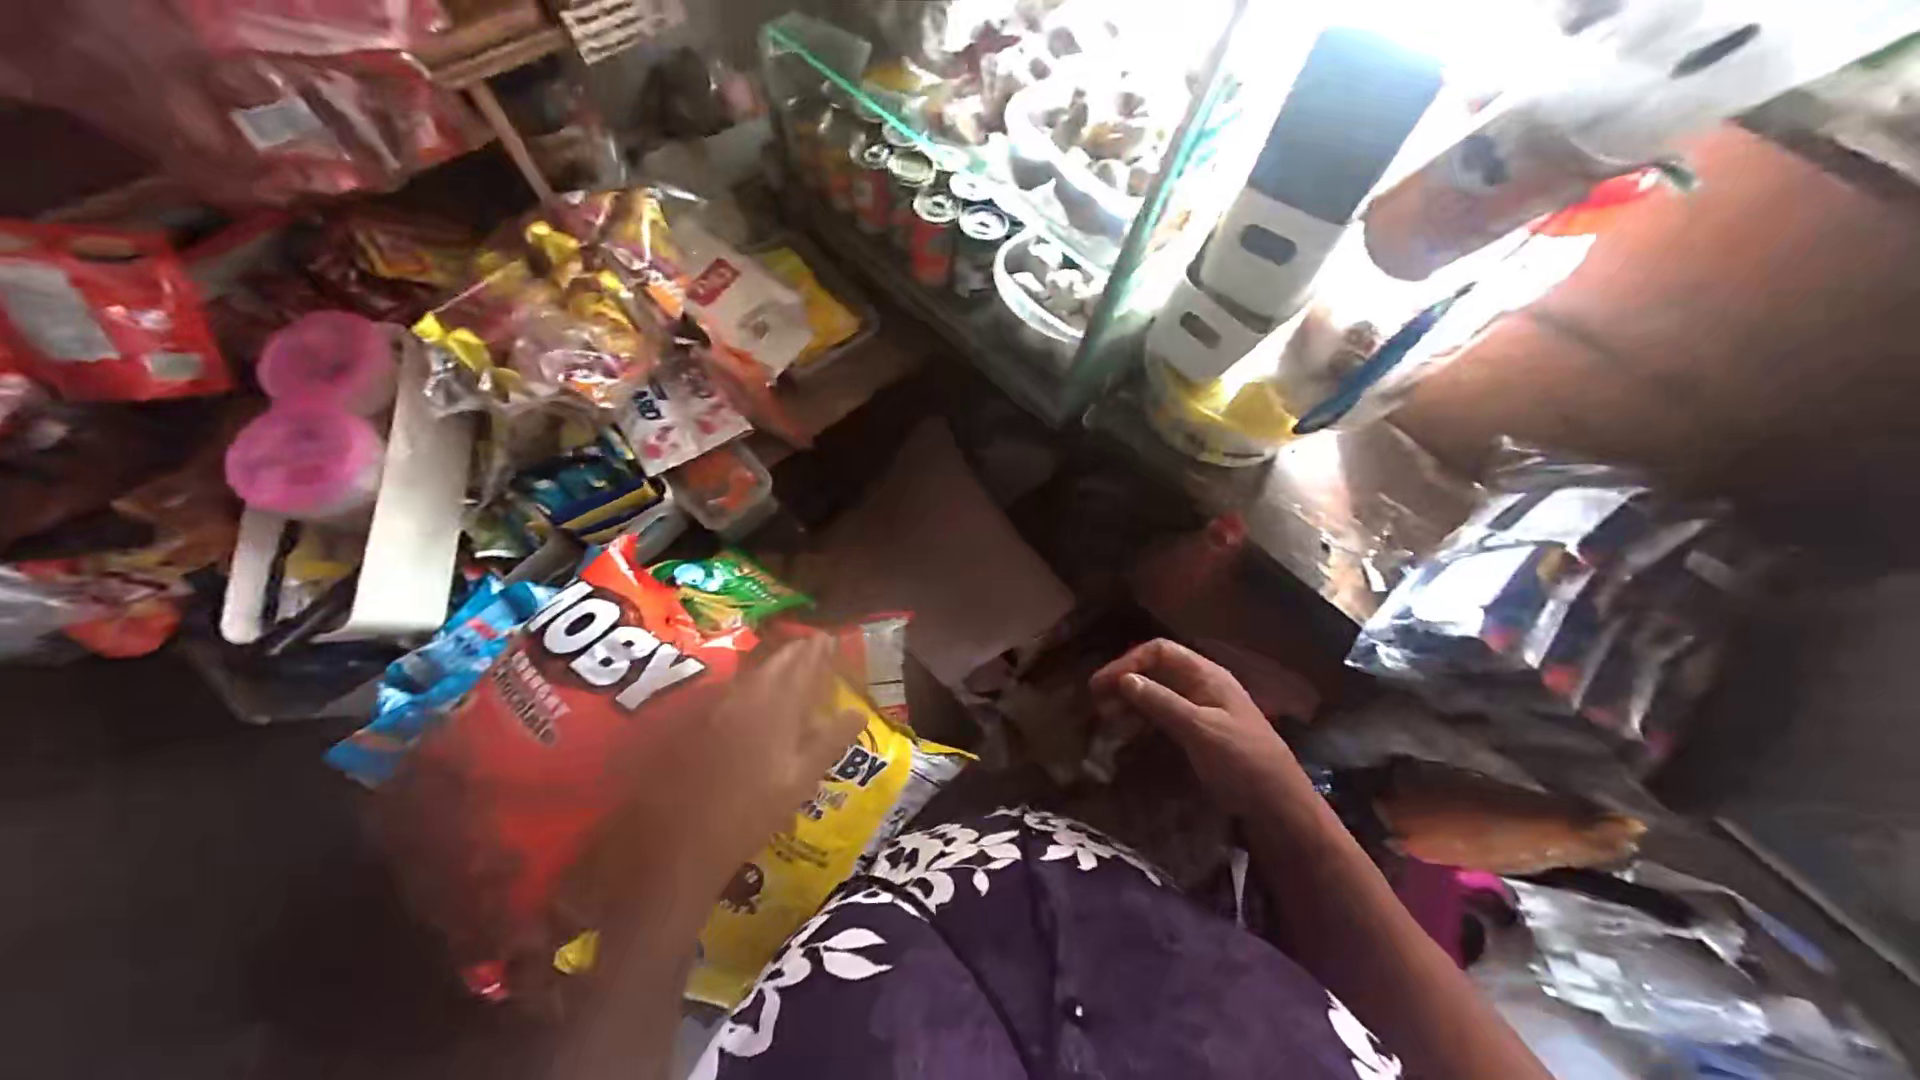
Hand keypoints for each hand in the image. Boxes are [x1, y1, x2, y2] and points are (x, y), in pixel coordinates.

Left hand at [616, 635, 865, 895]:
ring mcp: (719, 707)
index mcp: (778, 705)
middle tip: (812, 644)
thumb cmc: (753, 810)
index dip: (818, 650)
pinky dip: (753, 684)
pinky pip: (735, 690)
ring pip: (753, 674)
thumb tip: (858, 711)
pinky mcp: (700, 721)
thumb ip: (830, 740)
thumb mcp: (801, 778)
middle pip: (776, 663)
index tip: (829, 637)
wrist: (682, 837)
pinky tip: (757, 694)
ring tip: (790, 663)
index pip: (804, 665)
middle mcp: (747, 696)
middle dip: (795, 652)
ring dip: (773, 665)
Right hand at [1089, 639, 1316, 816]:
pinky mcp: (1199, 735)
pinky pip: (1163, 718)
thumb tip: (1124, 679)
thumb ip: (1161, 702)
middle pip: (1155, 672)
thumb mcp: (1199, 729)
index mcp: (1207, 675)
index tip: (1102, 684)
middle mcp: (1202, 686)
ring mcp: (1201, 710)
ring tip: (1110, 723)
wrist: (1279, 806)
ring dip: (1131, 704)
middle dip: (1125, 684)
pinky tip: (1129, 736)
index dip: (1128, 662)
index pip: (1159, 651)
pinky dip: (1143, 722)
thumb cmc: (1242, 761)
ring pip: (1157, 695)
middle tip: (1098, 706)